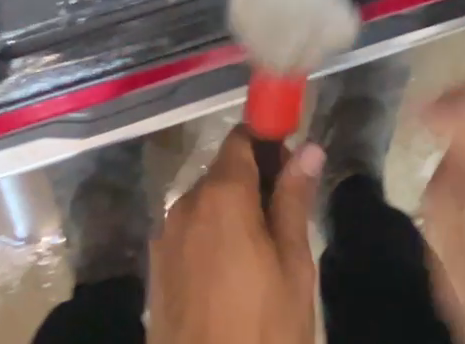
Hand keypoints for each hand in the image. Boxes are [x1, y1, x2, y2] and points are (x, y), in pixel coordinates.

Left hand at [148, 129, 323, 343]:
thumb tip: (309, 148)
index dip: (269, 142)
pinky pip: (190, 232)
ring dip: (233, 210)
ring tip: (264, 250)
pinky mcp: (156, 269)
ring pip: (206, 202)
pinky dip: (212, 236)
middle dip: (255, 179)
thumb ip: (294, 200)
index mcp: (221, 196)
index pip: (242, 139)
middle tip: (288, 212)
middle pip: (224, 170)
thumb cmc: (263, 330)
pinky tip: (233, 272)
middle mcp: (185, 205)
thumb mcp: (293, 266)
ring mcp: (165, 238)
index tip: (294, 162)